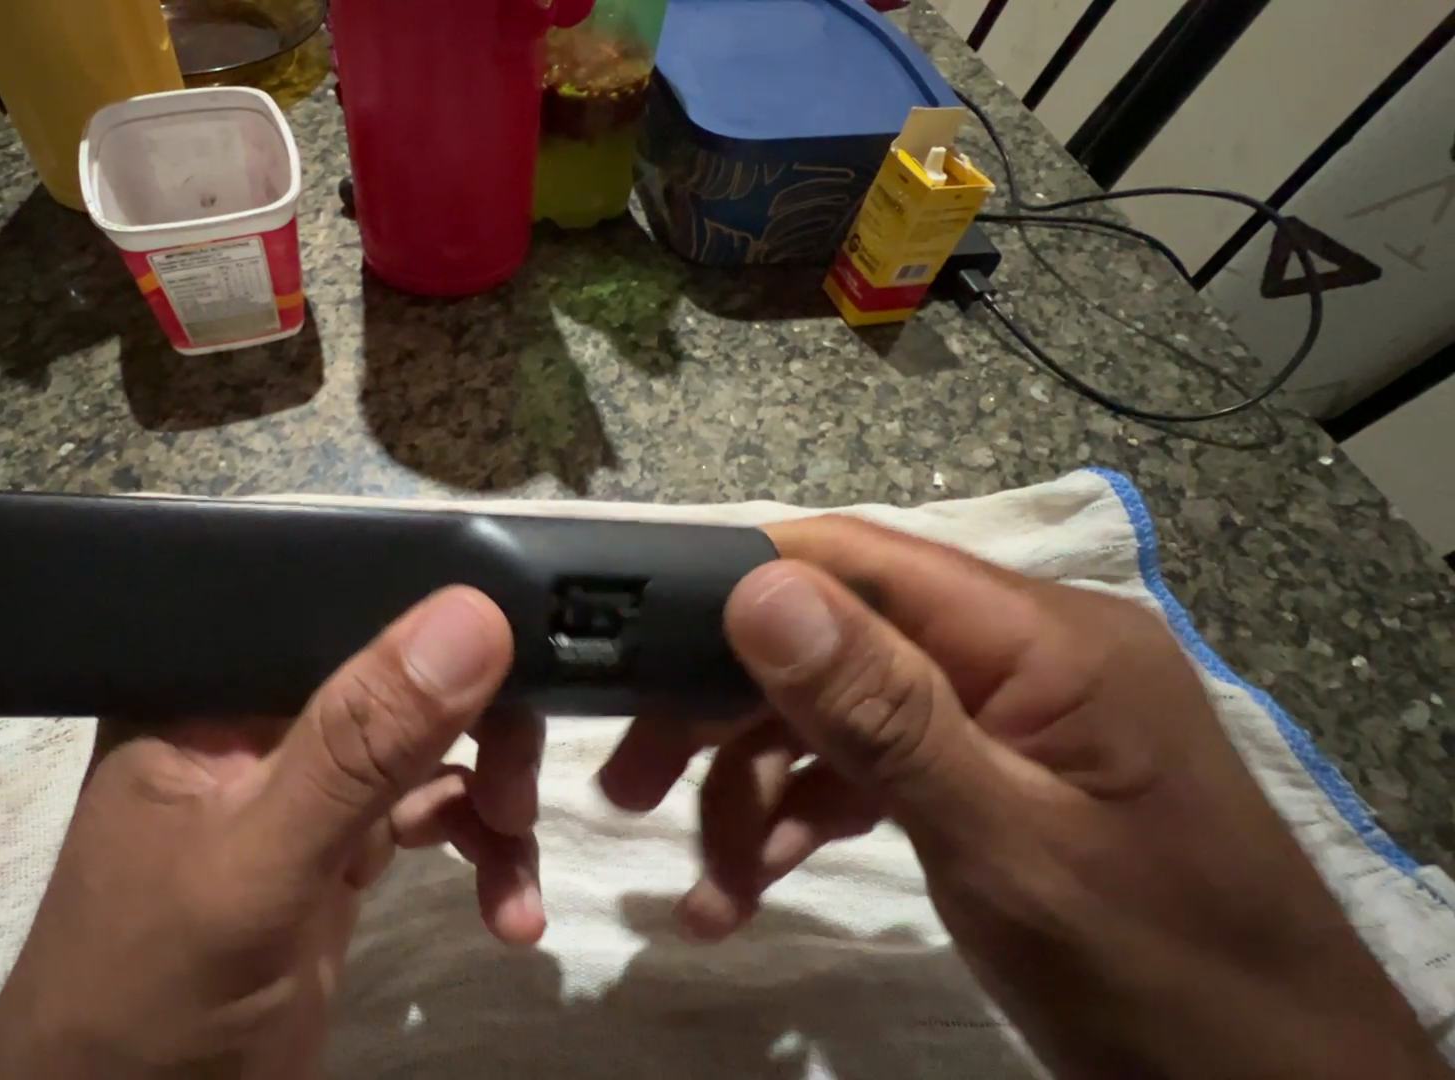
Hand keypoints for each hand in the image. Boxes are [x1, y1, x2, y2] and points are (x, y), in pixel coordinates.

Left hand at [0, 587, 541, 1078]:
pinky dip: (483, 848)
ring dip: (493, 794)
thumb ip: (360, 746)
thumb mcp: (261, 864)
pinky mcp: (347, 839)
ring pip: (432, 743)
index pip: (335, 604)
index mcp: (213, 685)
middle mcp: (264, 714)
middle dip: (479, 724)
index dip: (433, 609)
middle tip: (520, 783)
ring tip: (517, 847)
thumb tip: (472, 618)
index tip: (522, 638)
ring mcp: (311, 780)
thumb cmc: (158, 993)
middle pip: (402, 675)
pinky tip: (511, 907)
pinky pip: (437, 812)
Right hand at [603, 517, 1446, 1078]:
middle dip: (723, 712)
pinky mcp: (971, 769)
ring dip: (752, 786)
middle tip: (631, 779)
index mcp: (1037, 636)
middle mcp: (1007, 652)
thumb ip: (882, 713)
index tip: (641, 635)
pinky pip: (857, 766)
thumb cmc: (1158, 976)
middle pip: (825, 641)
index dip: (741, 579)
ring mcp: (989, 712)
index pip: (857, 558)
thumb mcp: (1005, 846)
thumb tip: (759, 590)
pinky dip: (797, 816)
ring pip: (827, 712)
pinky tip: (750, 883)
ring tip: (707, 881)